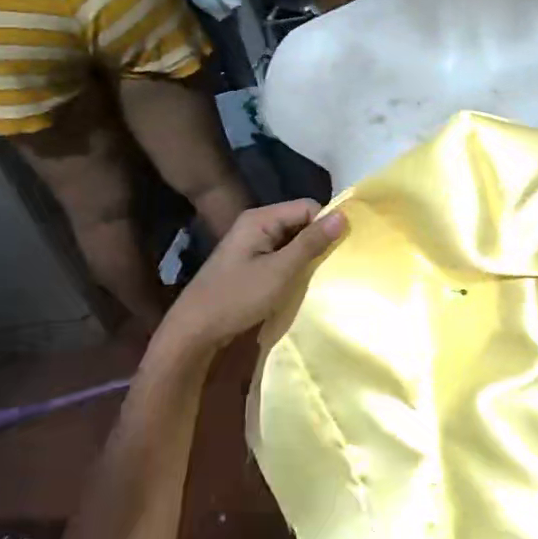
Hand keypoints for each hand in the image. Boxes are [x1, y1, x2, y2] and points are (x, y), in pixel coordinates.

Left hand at [149, 200, 345, 362]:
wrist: (193, 332)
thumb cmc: (237, 298)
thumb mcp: (280, 271)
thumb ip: (311, 243)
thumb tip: (343, 216)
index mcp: (260, 219)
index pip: (307, 207)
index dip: (325, 224)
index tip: (340, 249)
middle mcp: (255, 224)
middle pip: (300, 222)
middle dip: (317, 241)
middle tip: (333, 265)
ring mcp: (251, 244)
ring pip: (292, 240)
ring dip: (306, 256)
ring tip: (320, 275)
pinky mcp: (250, 262)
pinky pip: (281, 255)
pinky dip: (293, 266)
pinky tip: (300, 283)